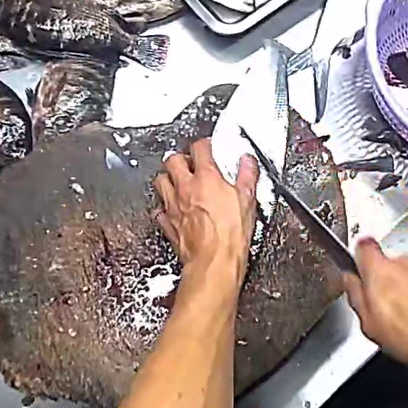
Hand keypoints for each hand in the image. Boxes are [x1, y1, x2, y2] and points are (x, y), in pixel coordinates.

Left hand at [153, 139, 258, 289]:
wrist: (214, 262)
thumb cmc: (230, 235)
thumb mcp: (248, 201)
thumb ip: (247, 176)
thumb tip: (247, 162)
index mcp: (206, 178)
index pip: (199, 148)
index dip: (204, 145)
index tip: (208, 147)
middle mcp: (185, 188)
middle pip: (172, 160)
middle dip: (180, 159)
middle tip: (189, 163)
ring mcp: (174, 206)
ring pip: (160, 182)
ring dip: (167, 179)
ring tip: (177, 181)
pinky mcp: (168, 224)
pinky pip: (160, 210)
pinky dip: (164, 207)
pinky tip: (173, 209)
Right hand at [342, 237, 407, 394]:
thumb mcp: (369, 324)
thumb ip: (355, 297)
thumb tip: (350, 283)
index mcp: (380, 268)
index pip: (363, 247)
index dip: (358, 257)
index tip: (356, 270)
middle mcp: (407, 264)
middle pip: (388, 265)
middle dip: (384, 282)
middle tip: (380, 308)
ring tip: (407, 325)